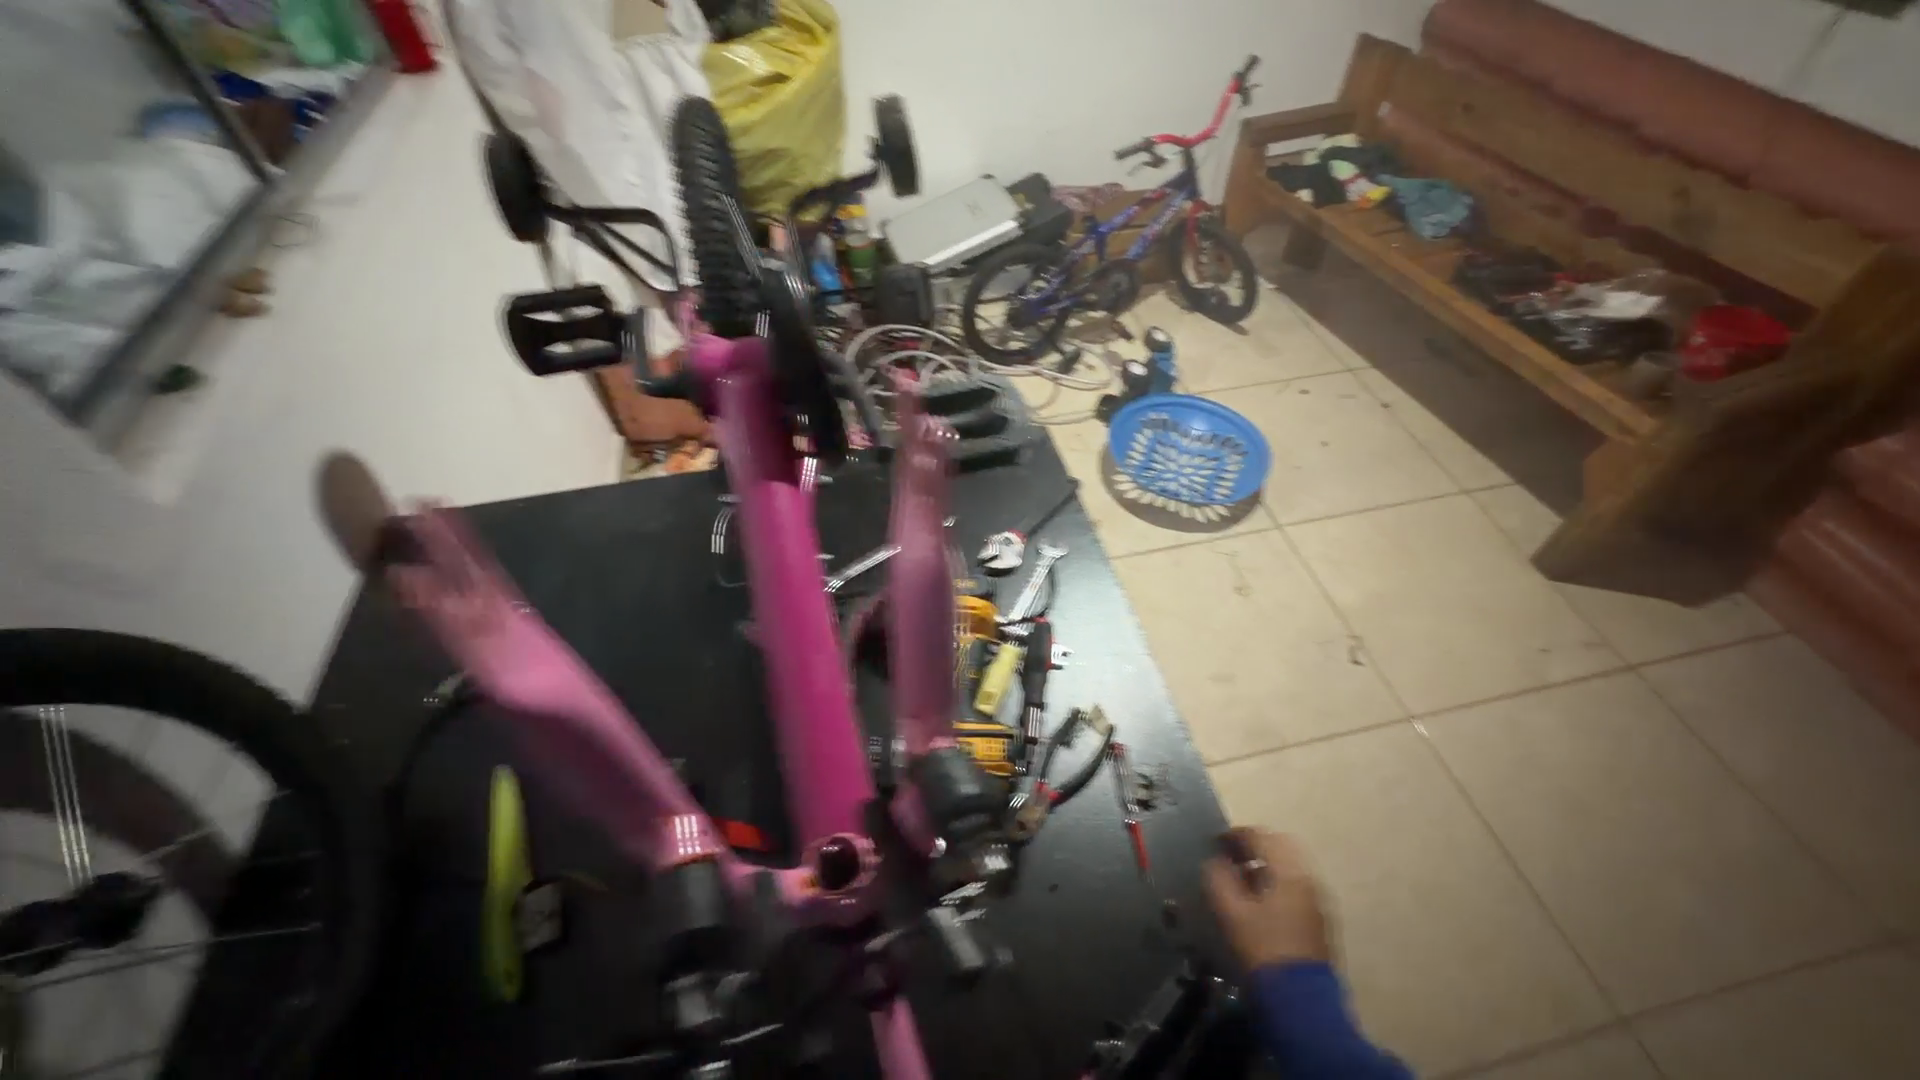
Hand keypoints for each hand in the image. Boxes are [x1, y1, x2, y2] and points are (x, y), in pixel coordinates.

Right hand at [1204, 828, 1332, 970]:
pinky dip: (1278, 881)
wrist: (1300, 999)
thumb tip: (1215, 861)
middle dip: (1254, 846)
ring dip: (1267, 864)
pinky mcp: (1320, 919)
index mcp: (1288, 871)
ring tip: (1242, 879)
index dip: (1235, 835)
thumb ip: (1219, 879)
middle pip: (1280, 846)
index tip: (1216, 842)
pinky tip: (1260, 900)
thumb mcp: (1231, 912)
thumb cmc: (1262, 949)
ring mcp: (1318, 900)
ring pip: (1290, 867)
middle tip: (1231, 856)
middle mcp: (1308, 878)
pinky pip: (1296, 886)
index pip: (1260, 836)